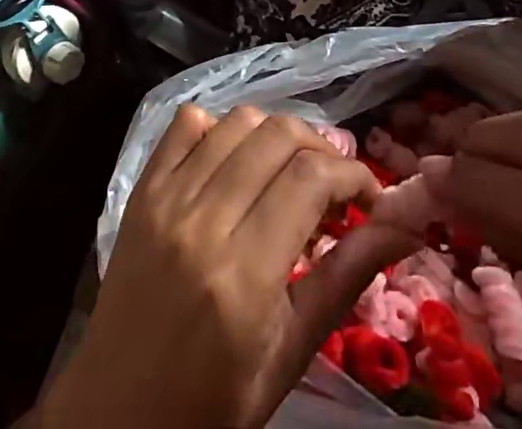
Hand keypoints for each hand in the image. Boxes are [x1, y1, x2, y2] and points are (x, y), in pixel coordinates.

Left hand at [38, 106, 417, 428]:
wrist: (116, 411)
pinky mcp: (140, 191)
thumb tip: (405, 226)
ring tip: (289, 174)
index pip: (312, 179)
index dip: (354, 176)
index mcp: (244, 274)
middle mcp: (202, 221)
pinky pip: (184, 125)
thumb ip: (346, 276)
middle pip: (278, 135)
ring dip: (277, 136)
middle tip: (334, 189)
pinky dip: (220, 128)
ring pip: (236, 121)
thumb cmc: (213, 399)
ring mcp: (164, 199)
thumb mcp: (292, 351)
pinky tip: (235, 162)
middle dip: (322, 150)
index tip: (370, 199)